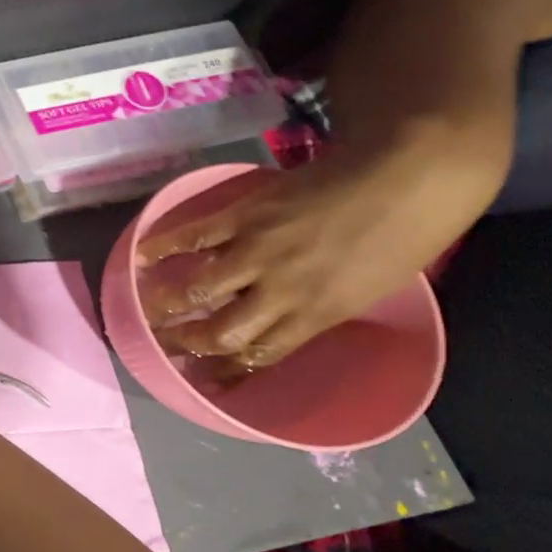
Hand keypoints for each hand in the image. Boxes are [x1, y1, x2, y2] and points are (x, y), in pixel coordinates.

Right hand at [136, 144, 496, 366]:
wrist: (411, 172)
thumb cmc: (408, 232)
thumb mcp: (371, 286)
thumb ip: (318, 304)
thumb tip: (278, 314)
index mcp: (318, 312)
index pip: (259, 355)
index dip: (225, 371)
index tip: (202, 378)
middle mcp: (280, 291)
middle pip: (218, 332)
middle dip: (184, 344)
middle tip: (162, 344)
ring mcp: (256, 252)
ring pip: (197, 291)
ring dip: (164, 305)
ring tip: (144, 309)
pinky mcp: (241, 217)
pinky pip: (192, 238)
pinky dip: (161, 249)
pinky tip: (141, 258)